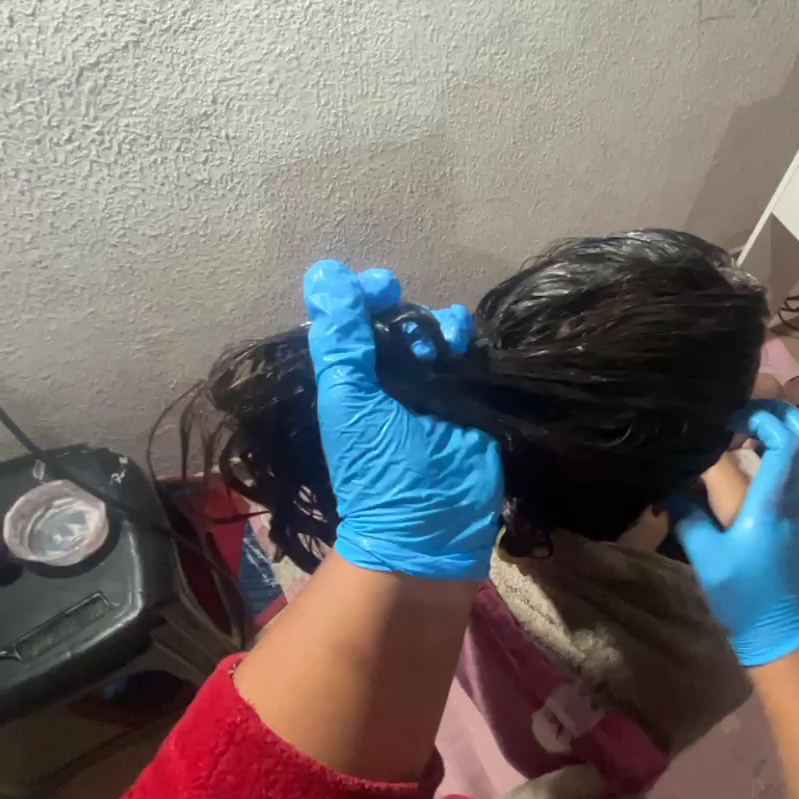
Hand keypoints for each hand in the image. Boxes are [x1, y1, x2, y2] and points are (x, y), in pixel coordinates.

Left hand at [303, 260, 502, 578]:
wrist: (431, 523)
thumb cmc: (378, 466)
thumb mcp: (349, 401)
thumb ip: (340, 342)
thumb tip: (326, 275)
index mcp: (357, 378)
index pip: (358, 321)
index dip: (364, 295)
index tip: (380, 285)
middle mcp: (394, 378)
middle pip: (401, 321)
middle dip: (406, 308)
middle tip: (408, 311)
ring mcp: (435, 388)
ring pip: (439, 334)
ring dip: (441, 325)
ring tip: (443, 342)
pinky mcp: (470, 399)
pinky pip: (471, 357)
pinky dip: (470, 344)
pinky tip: (467, 347)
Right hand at [673, 400, 798, 665]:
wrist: (778, 630)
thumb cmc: (741, 595)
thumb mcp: (705, 557)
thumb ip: (686, 516)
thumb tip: (669, 486)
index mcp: (766, 504)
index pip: (765, 448)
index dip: (740, 427)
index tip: (715, 424)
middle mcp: (789, 497)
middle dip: (776, 413)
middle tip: (742, 409)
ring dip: (783, 428)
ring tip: (747, 426)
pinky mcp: (798, 514)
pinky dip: (785, 447)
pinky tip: (754, 454)